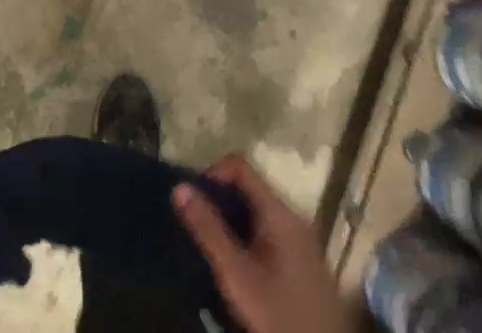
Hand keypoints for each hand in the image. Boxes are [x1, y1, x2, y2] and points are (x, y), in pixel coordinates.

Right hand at [172, 154, 348, 332]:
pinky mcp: (302, 261)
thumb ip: (208, 228)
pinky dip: (245, 235)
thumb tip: (180, 186)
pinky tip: (235, 264)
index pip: (240, 166)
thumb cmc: (279, 315)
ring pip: (256, 211)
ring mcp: (301, 240)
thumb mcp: (236, 273)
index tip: (192, 202)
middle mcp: (294, 219)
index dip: (211, 174)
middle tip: (195, 226)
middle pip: (248, 187)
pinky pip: (267, 231)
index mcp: (280, 215)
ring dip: (229, 219)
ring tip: (210, 245)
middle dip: (217, 199)